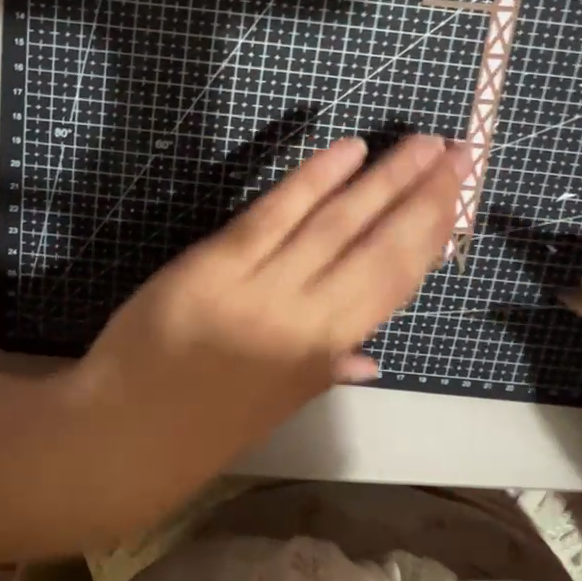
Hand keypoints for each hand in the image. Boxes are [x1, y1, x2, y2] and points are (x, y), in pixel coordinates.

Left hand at [68, 135, 468, 488]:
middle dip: (423, 198)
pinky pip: (274, 215)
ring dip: (383, 180)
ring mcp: (260, 289)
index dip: (430, 237)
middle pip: (378, 247)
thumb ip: (324, 370)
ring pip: (336, 225)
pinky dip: (313, 180)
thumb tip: (370, 358)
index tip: (457, 197)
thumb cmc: (199, 427)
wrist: (124, 436)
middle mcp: (305, 319)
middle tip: (458, 154)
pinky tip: (348, 150)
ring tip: (420, 144)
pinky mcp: (214, 265)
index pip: (393, 285)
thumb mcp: (274, 405)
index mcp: (324, 357)